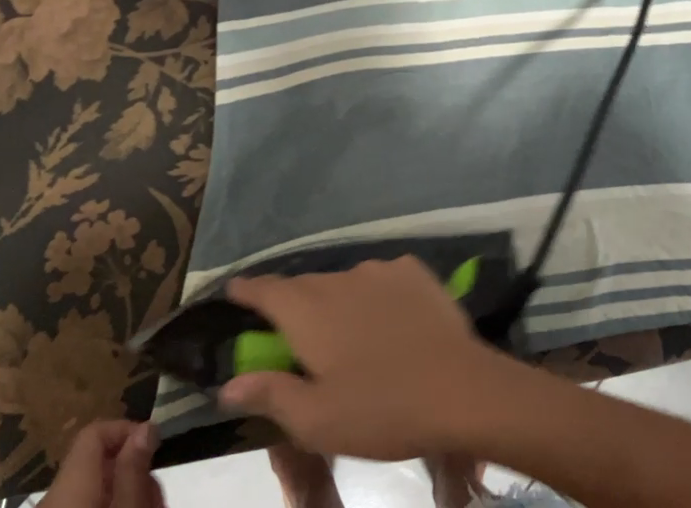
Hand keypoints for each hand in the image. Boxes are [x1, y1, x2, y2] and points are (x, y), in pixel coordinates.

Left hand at [38, 420, 163, 507]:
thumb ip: (134, 471)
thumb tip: (146, 427)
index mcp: (68, 483)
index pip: (94, 432)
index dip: (128, 431)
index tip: (155, 448)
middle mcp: (52, 494)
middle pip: (96, 461)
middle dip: (133, 468)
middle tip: (157, 491)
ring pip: (94, 486)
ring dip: (126, 489)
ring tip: (151, 504)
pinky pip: (83, 502)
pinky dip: (110, 503)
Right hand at [218, 257, 515, 459]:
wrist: (461, 390)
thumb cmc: (382, 409)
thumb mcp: (317, 420)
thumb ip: (270, 395)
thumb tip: (229, 385)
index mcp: (306, 311)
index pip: (264, 289)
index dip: (246, 291)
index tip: (234, 293)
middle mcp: (338, 279)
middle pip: (304, 286)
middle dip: (293, 304)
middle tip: (295, 335)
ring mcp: (380, 271)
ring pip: (344, 282)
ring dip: (337, 301)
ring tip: (348, 333)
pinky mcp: (414, 273)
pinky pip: (382, 279)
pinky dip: (375, 295)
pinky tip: (388, 319)